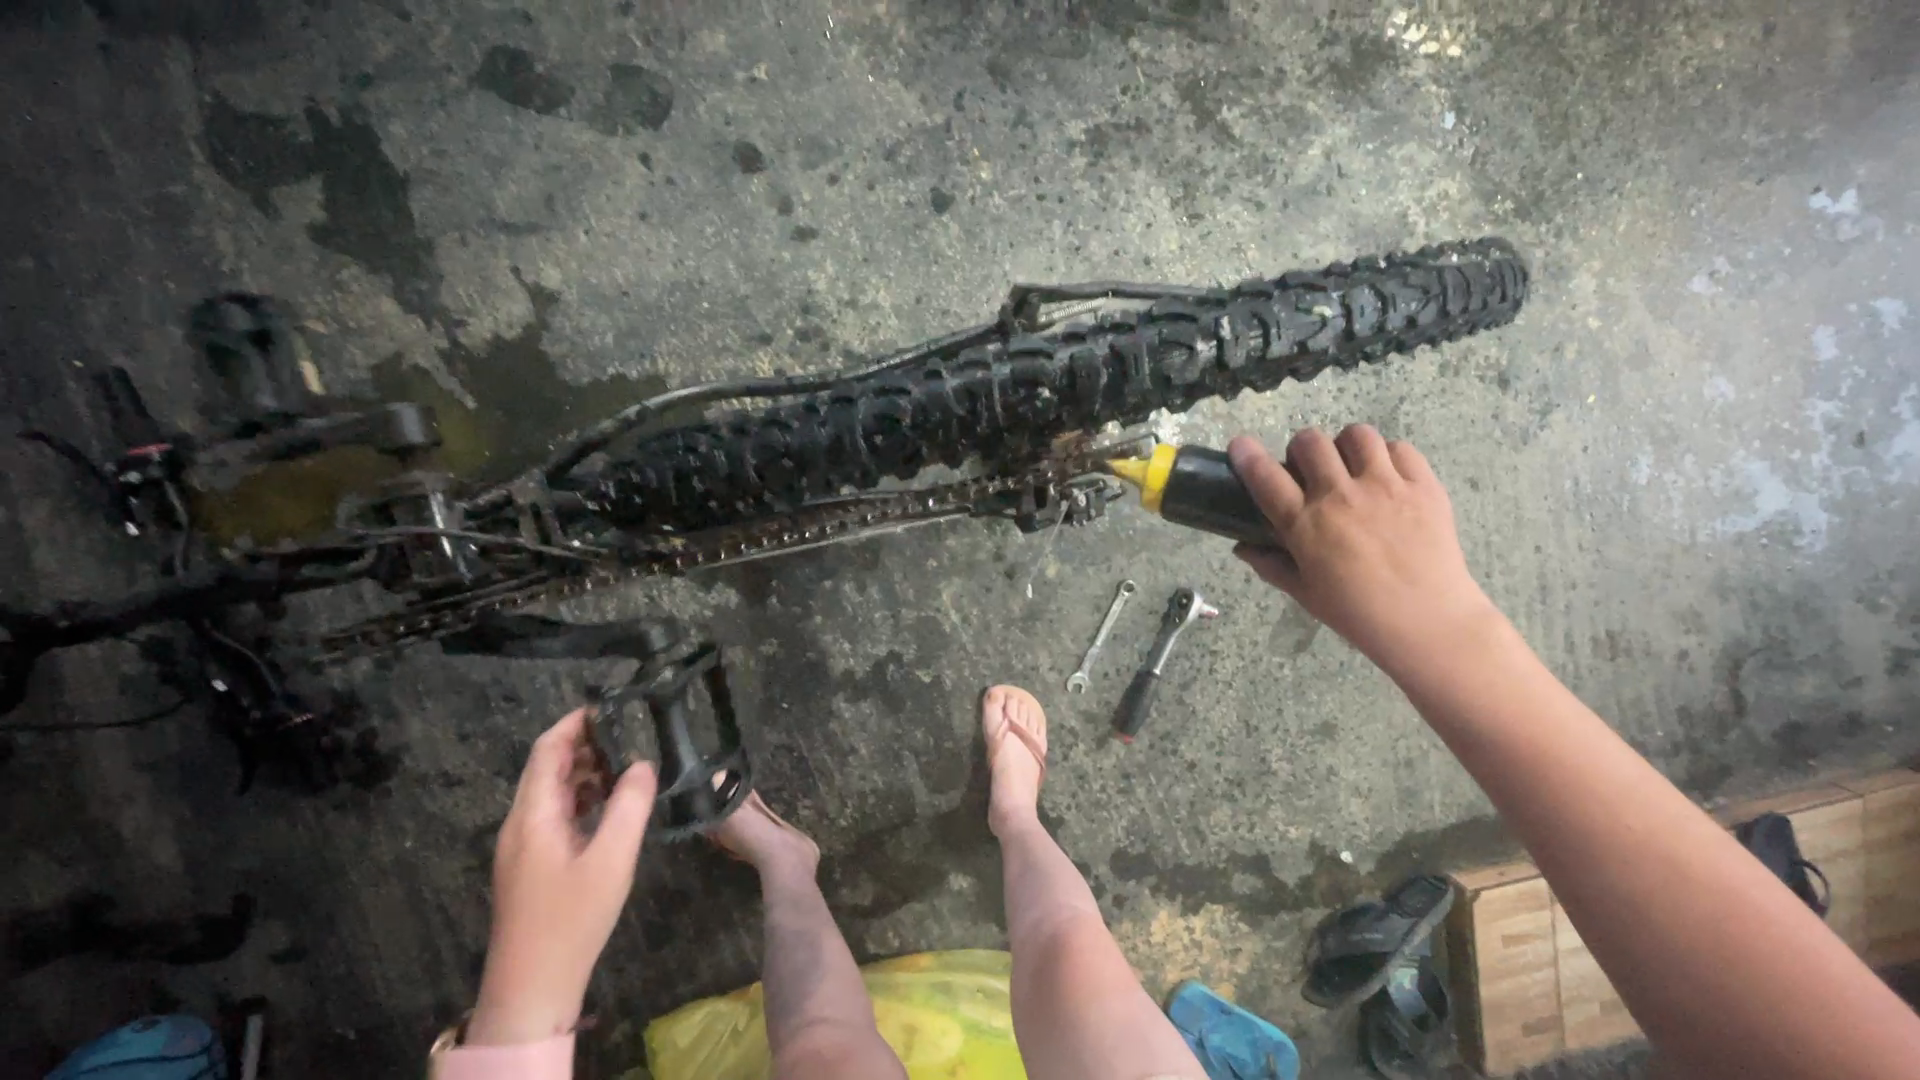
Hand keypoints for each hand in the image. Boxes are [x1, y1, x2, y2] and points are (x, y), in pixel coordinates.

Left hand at [466, 708, 657, 1045]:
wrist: (531, 987)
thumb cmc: (571, 919)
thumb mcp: (611, 859)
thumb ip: (629, 806)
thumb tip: (643, 764)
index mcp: (532, 815)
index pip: (547, 750)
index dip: (575, 723)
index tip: (612, 706)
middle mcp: (521, 824)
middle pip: (547, 768)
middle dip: (586, 745)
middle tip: (631, 733)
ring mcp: (524, 847)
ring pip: (552, 794)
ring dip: (586, 774)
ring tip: (629, 765)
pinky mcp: (532, 866)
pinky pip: (555, 816)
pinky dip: (582, 800)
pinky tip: (612, 807)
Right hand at [1228, 427, 1498, 674]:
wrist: (1428, 621)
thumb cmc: (1358, 613)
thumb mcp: (1305, 593)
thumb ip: (1270, 565)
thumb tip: (1242, 547)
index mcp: (1306, 525)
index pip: (1266, 477)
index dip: (1247, 455)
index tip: (1240, 446)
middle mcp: (1340, 496)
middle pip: (1310, 442)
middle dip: (1302, 450)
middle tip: (1310, 470)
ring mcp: (1385, 486)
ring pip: (1356, 435)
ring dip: (1345, 447)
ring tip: (1351, 467)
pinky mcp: (1423, 485)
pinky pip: (1400, 448)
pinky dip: (1388, 456)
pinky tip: (1387, 477)